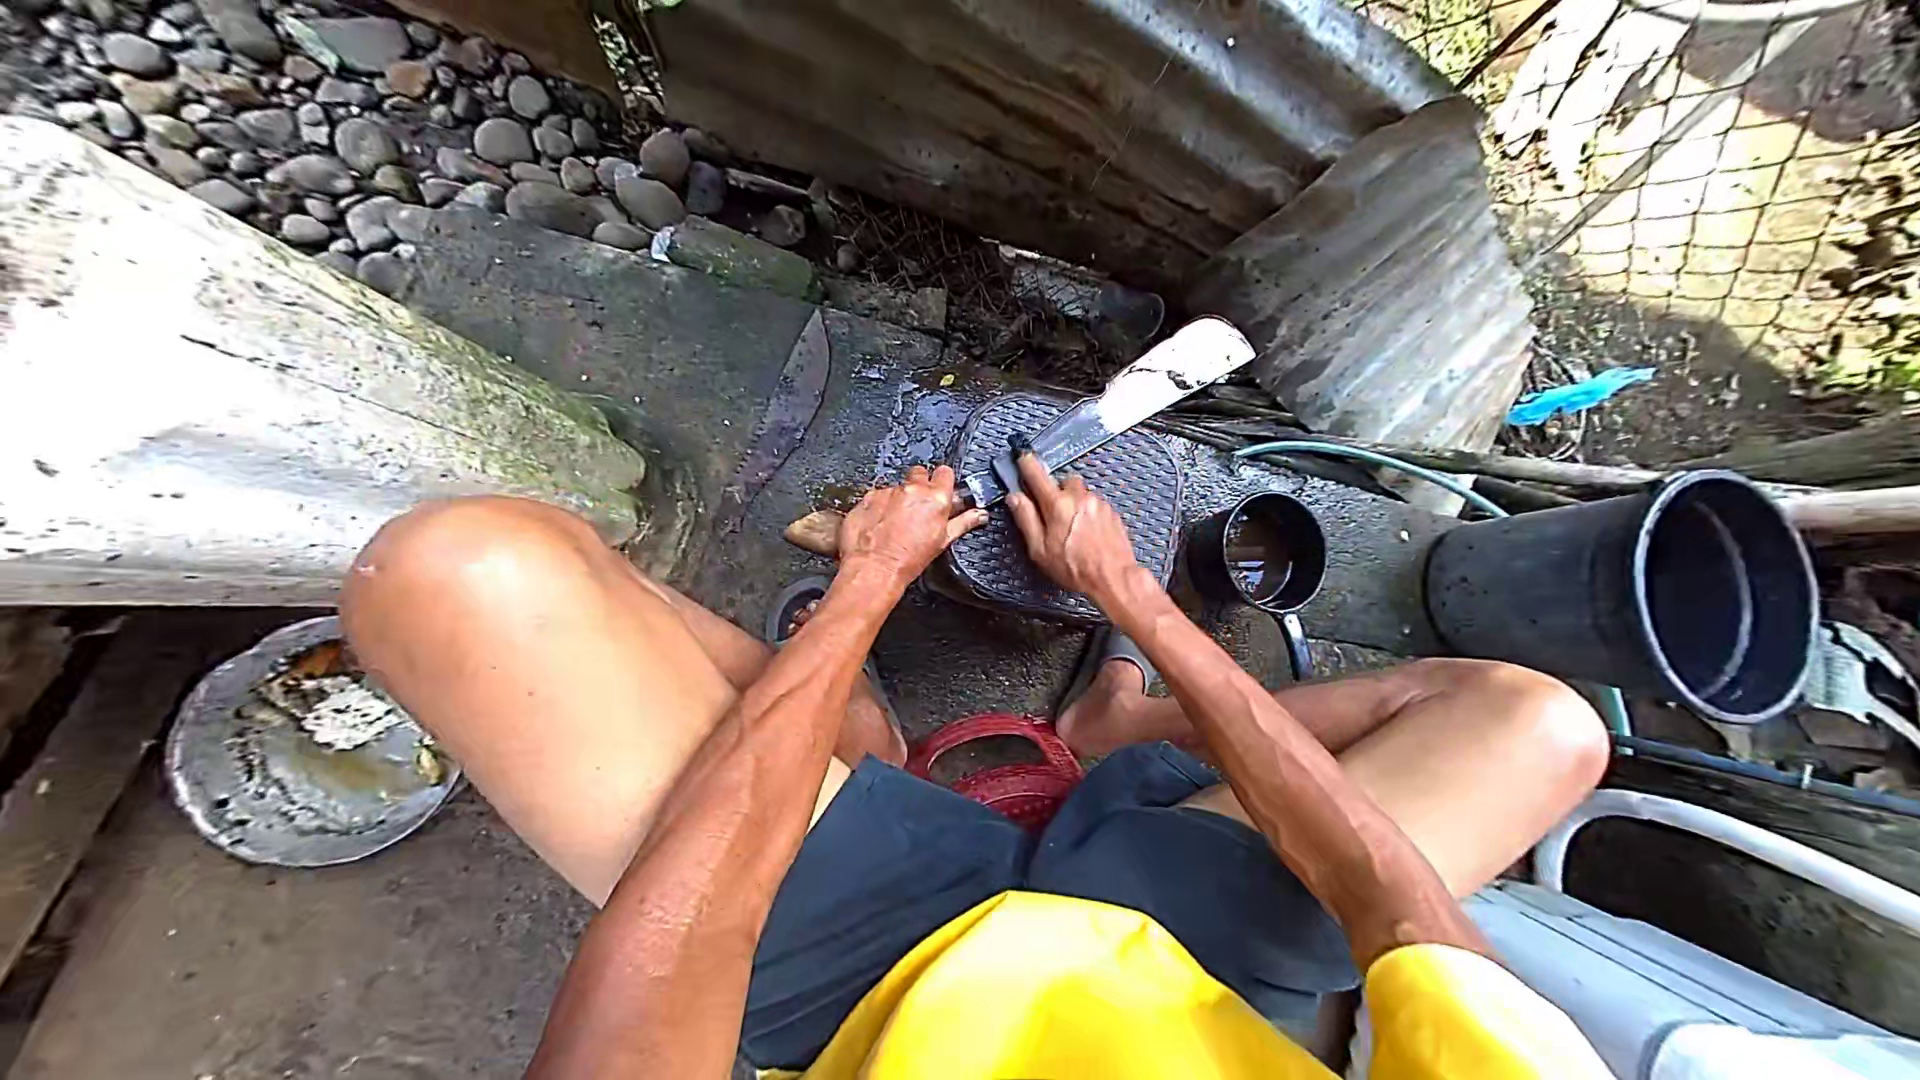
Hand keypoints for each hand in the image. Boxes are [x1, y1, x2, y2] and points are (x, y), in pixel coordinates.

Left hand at [837, 465, 988, 585]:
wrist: (875, 568)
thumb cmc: (908, 559)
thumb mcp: (943, 541)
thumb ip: (963, 522)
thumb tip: (979, 515)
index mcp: (935, 498)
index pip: (945, 472)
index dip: (943, 482)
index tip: (940, 491)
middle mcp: (912, 489)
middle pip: (920, 474)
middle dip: (920, 486)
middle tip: (918, 507)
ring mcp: (888, 491)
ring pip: (898, 486)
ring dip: (899, 498)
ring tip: (896, 521)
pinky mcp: (868, 497)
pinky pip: (877, 496)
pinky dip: (879, 506)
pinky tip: (880, 524)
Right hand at [1005, 453, 1140, 602]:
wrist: (1113, 577)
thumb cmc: (1076, 568)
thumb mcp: (1039, 549)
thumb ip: (1025, 519)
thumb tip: (1015, 499)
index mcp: (1057, 505)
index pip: (1036, 474)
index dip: (1026, 463)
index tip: (1022, 457)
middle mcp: (1079, 498)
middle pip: (1062, 481)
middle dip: (1055, 492)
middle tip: (1051, 513)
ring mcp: (1097, 503)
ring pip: (1079, 493)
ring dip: (1072, 503)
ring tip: (1071, 529)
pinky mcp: (1110, 511)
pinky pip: (1093, 504)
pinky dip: (1087, 513)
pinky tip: (1085, 533)